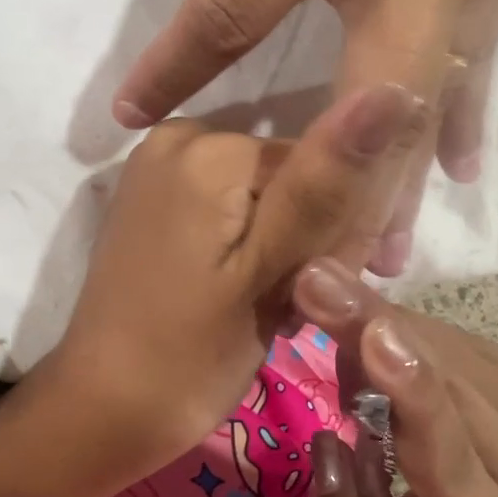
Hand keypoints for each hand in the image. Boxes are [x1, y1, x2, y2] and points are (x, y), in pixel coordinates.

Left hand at [0, 85, 431, 496]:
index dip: (339, 231)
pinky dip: (242, 246)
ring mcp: (156, 166)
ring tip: (257, 305)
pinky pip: (224, 205)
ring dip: (278, 248)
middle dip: (304, 239)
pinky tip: (231, 292)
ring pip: (262, 194)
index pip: (325, 161)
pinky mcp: (149, 198)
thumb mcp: (270, 272)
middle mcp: (177, 136)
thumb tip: (395, 87)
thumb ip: (326, 183)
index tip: (318, 290)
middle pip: (290, 174)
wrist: (102, 408)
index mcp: (210, 145)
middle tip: (281, 306)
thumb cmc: (192, 354)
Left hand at [103, 0, 497, 273]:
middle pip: (355, 99)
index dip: (174, 66)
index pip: (233, 4)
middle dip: (324, 184)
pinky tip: (451, 171)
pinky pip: (482, 63)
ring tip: (374, 261)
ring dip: (398, 188)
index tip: (129, 118)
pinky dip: (460, 122)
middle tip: (295, 258)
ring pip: (428, 104)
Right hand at [297, 258, 497, 496]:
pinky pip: (445, 334)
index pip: (445, 452)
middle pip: (440, 376)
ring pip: (440, 343)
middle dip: (370, 321)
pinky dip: (398, 330)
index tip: (374, 333)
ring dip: (377, 325)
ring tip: (343, 356)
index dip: (410, 388)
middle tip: (310, 283)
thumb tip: (328, 442)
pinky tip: (377, 354)